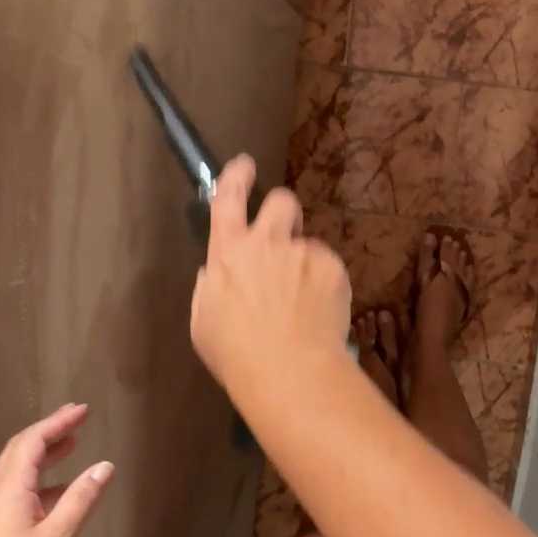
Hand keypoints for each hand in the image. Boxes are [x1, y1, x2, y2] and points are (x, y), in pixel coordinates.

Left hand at [0, 404, 113, 536]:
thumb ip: (82, 500)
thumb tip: (105, 465)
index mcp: (9, 489)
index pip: (33, 442)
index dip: (58, 423)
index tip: (83, 410)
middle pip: (19, 452)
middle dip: (49, 433)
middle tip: (76, 420)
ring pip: (15, 473)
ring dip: (43, 456)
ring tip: (71, 449)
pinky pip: (14, 494)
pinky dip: (39, 483)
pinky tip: (56, 498)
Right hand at [191, 155, 352, 391]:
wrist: (289, 371)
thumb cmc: (237, 355)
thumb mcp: (204, 322)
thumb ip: (211, 288)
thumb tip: (217, 274)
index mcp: (228, 254)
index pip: (228, 199)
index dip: (236, 177)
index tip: (244, 165)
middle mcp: (267, 244)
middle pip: (281, 202)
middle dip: (284, 209)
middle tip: (286, 234)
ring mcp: (303, 253)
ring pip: (308, 245)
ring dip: (305, 265)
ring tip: (304, 305)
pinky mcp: (333, 268)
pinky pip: (329, 270)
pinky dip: (325, 288)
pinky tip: (320, 315)